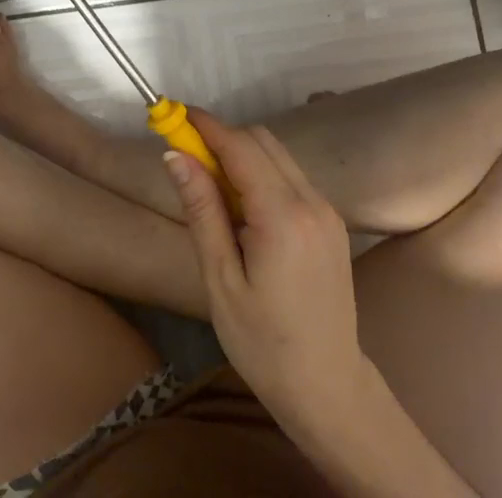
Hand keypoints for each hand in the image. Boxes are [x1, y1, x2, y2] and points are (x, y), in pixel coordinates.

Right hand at [165, 108, 368, 422]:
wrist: (328, 386)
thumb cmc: (263, 341)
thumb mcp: (220, 278)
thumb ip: (202, 210)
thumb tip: (175, 156)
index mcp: (283, 218)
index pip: (241, 147)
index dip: (204, 125)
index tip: (170, 115)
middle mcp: (313, 204)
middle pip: (262, 141)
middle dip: (221, 136)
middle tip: (182, 155)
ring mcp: (328, 213)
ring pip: (279, 156)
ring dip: (240, 154)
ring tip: (206, 184)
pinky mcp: (331, 225)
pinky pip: (291, 178)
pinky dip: (260, 174)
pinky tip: (238, 206)